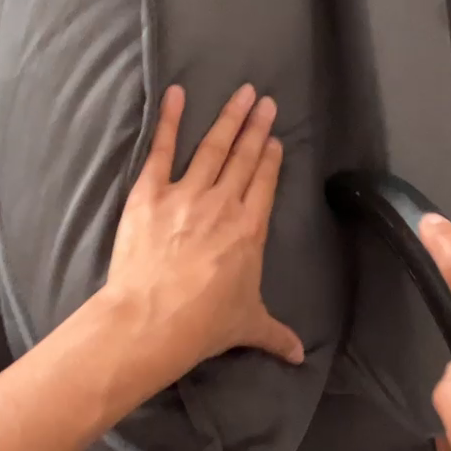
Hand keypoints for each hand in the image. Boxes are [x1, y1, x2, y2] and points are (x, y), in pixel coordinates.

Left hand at [102, 83, 305, 386]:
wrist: (153, 320)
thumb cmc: (205, 323)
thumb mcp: (247, 326)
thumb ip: (276, 335)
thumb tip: (300, 357)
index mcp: (249, 229)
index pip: (263, 183)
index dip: (269, 158)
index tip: (274, 138)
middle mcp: (223, 204)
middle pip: (244, 157)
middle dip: (256, 127)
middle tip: (265, 101)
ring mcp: (186, 194)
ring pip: (212, 148)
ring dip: (228, 118)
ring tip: (241, 93)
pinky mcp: (150, 194)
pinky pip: (161, 150)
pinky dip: (168, 120)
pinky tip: (175, 94)